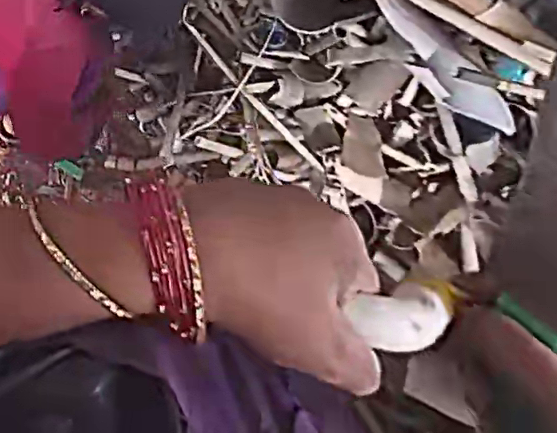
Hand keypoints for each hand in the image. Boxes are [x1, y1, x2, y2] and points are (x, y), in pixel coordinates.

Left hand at [183, 181, 381, 394]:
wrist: (189, 246)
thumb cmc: (262, 293)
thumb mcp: (322, 351)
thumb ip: (359, 366)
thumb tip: (365, 367)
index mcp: (347, 235)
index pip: (367, 289)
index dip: (347, 319)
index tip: (321, 333)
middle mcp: (314, 204)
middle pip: (327, 264)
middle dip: (311, 293)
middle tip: (286, 318)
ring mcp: (273, 192)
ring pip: (289, 244)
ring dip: (278, 268)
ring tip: (253, 294)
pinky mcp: (236, 190)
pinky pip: (254, 229)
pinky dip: (247, 247)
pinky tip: (230, 268)